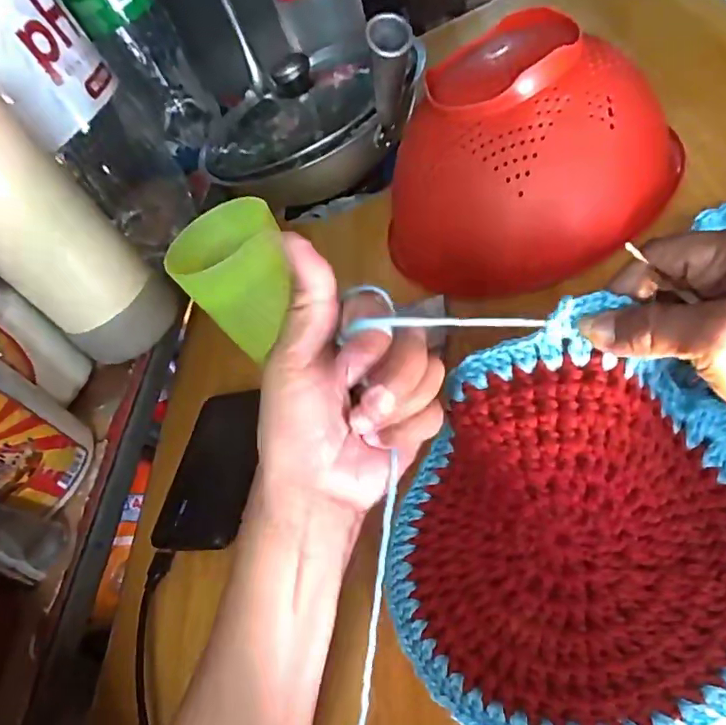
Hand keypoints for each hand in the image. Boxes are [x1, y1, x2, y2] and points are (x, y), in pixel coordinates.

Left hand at [256, 234, 445, 521]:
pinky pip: (438, 408)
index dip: (369, 340)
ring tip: (362, 429)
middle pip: (415, 339)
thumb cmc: (294, 426)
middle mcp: (376, 356)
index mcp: (343, 336)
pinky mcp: (419, 420)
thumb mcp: (292, 361)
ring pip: (432, 372)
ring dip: (395, 407)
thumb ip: (308, 303)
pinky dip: (406, 431)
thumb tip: (287, 236)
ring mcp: (401, 388)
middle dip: (386, 380)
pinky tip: (381, 445)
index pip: (380, 308)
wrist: (316, 488)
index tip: (343, 369)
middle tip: (353, 408)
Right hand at [579, 218, 725, 453]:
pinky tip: (659, 363)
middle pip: (660, 279)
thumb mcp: (714, 339)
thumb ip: (648, 327)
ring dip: (645, 333)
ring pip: (665, 304)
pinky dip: (660, 343)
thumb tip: (585, 324)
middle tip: (621, 353)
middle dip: (635, 314)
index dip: (624, 291)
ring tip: (640, 361)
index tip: (601, 331)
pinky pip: (679, 323)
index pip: (659, 256)